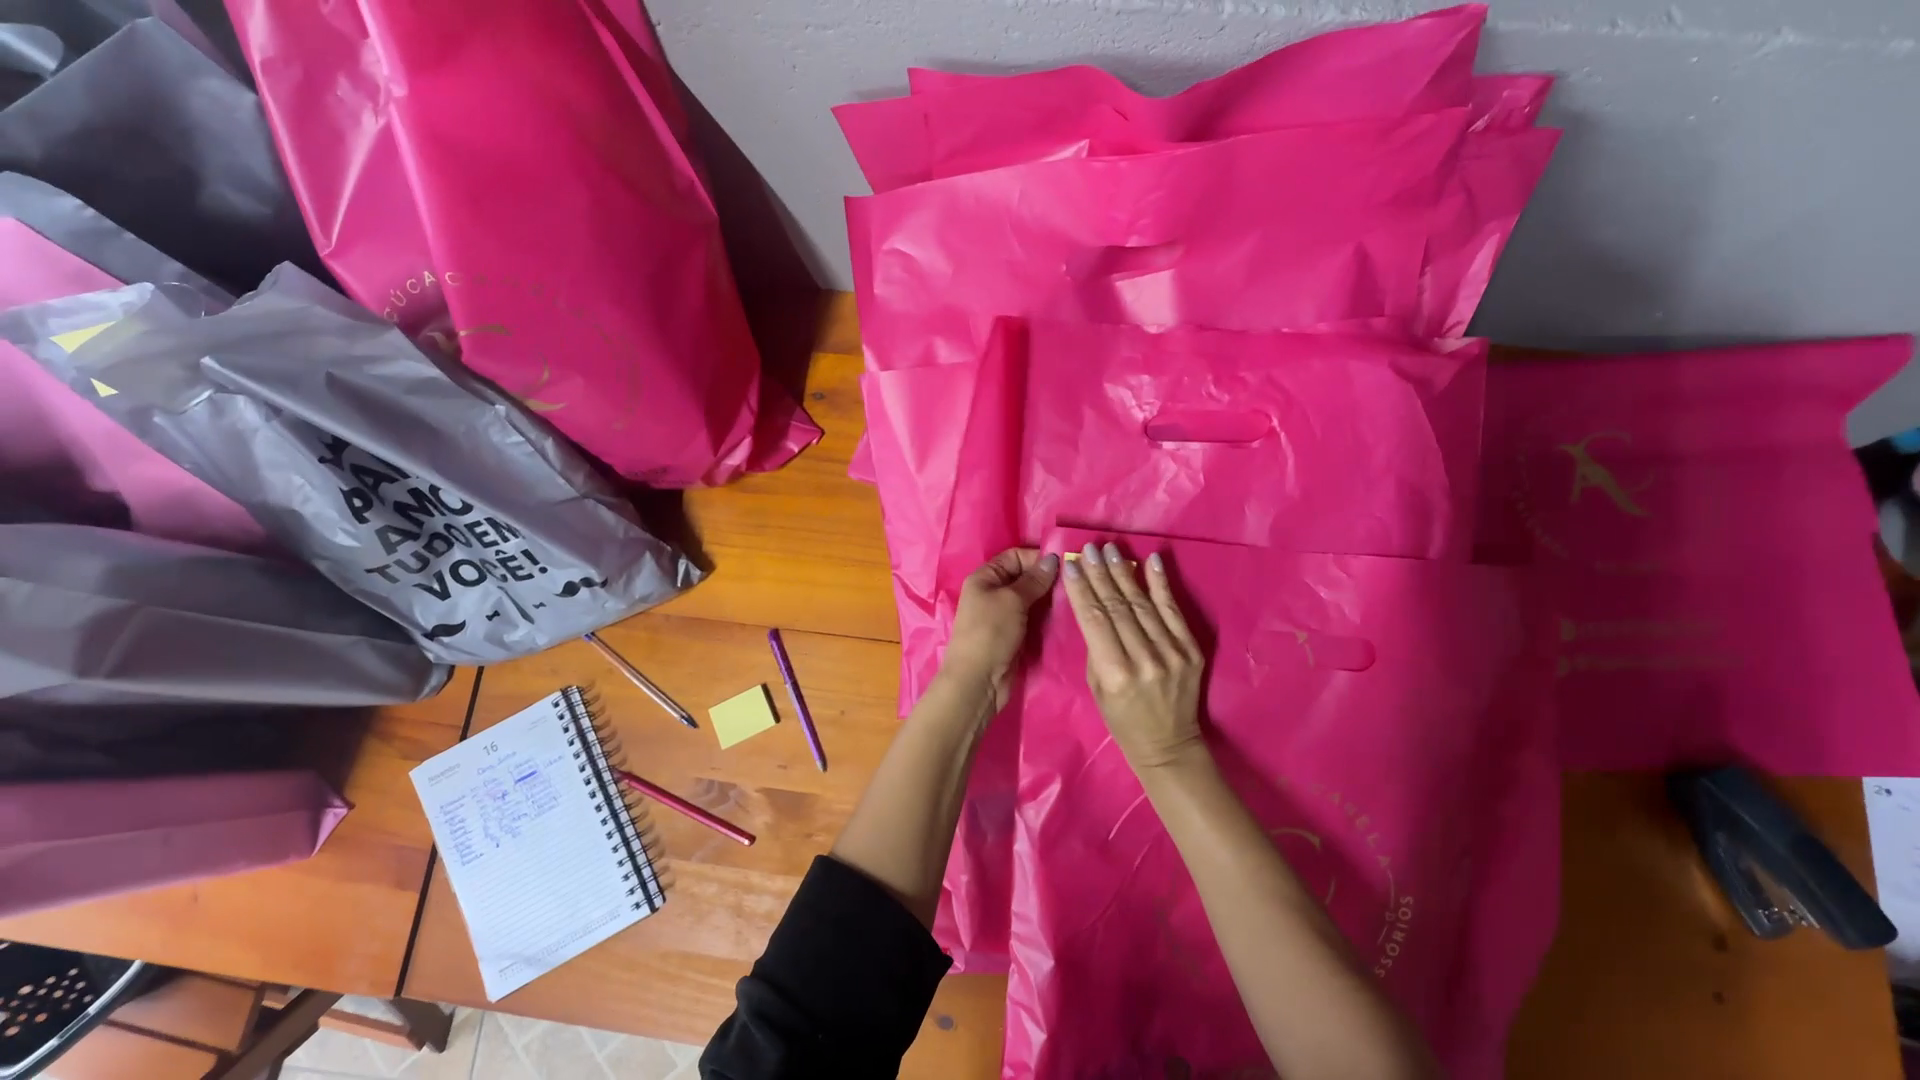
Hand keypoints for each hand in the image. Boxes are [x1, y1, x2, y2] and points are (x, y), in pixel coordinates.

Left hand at [942, 548, 1060, 709]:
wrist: (978, 680)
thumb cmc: (990, 633)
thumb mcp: (1012, 600)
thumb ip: (1033, 580)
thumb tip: (1053, 559)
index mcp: (984, 578)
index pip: (1014, 556)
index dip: (1038, 557)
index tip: (1066, 563)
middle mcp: (993, 593)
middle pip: (1024, 577)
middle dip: (1047, 577)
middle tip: (1076, 580)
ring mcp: (1003, 615)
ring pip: (1032, 598)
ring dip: (1050, 598)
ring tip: (1075, 596)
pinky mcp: (1014, 634)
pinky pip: (1033, 617)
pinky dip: (1047, 615)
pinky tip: (1066, 614)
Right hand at [1061, 541, 1206, 769]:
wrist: (1168, 744)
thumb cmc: (1122, 720)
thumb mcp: (1096, 687)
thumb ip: (1096, 647)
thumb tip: (1094, 606)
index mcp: (1115, 672)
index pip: (1094, 619)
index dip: (1082, 589)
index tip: (1072, 564)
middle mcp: (1144, 659)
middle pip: (1118, 607)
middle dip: (1101, 574)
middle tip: (1090, 549)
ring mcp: (1171, 653)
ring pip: (1143, 604)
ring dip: (1125, 573)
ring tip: (1111, 550)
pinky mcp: (1190, 650)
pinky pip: (1173, 611)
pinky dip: (1161, 585)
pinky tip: (1151, 562)